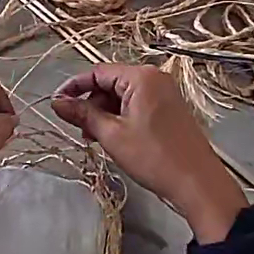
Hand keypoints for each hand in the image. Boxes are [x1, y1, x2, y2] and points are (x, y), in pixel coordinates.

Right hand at [52, 64, 246, 243]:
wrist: (197, 182)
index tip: (57, 103)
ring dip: (106, 113)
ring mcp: (165, 92)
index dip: (75, 87)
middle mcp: (155, 78)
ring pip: (123, 95)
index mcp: (141, 77)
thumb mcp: (112, 135)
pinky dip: (122, 117)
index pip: (98, 72)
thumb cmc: (155, 157)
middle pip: (111, 82)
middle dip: (92, 103)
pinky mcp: (170, 108)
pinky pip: (138, 104)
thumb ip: (83, 114)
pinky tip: (115, 138)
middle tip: (81, 129)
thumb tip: (58, 103)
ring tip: (97, 138)